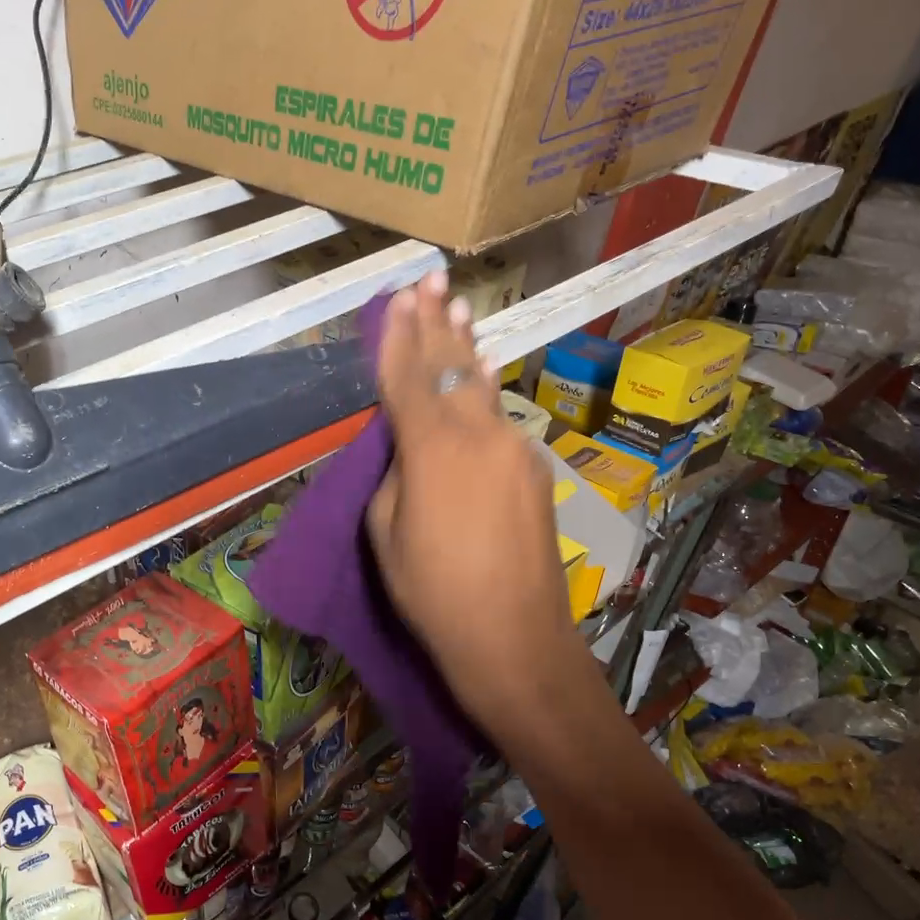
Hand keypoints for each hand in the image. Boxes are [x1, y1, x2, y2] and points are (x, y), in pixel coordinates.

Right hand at [364, 272, 589, 730]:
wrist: (514, 638)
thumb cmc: (431, 591)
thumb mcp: (385, 531)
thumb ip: (396, 475)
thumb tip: (412, 450)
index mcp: (433, 448)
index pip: (408, 378)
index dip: (398, 338)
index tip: (396, 299)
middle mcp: (480, 435)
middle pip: (452, 367)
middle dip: (437, 323)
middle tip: (431, 280)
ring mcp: (515, 451)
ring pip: (482, 388)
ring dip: (466, 349)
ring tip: (460, 308)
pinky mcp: (534, 473)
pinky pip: (498, 418)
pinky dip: (482, 390)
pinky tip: (479, 374)